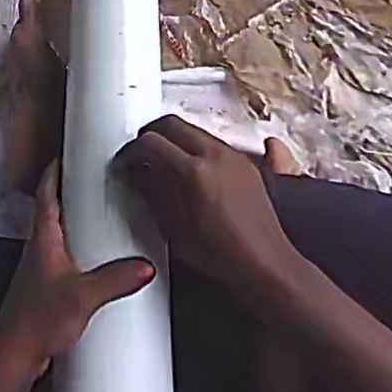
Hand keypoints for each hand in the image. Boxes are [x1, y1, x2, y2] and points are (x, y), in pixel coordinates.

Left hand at [0, 161, 155, 379]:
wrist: (16, 352)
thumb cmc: (37, 319)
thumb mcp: (83, 296)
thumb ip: (116, 280)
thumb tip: (144, 266)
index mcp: (43, 239)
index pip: (46, 194)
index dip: (54, 172)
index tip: (65, 155)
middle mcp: (38, 247)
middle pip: (51, 209)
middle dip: (68, 192)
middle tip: (89, 180)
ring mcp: (40, 265)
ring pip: (57, 231)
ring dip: (73, 219)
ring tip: (96, 214)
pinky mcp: (46, 283)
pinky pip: (63, 253)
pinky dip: (77, 245)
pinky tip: (93, 258)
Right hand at [115, 115, 311, 310]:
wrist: (266, 267)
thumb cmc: (221, 255)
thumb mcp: (171, 226)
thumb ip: (150, 191)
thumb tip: (135, 173)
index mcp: (192, 172)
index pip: (150, 142)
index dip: (131, 151)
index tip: (126, 163)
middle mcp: (215, 156)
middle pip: (171, 124)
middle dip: (150, 135)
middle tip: (139, 153)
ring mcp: (233, 157)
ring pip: (192, 129)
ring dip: (172, 139)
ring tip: (163, 163)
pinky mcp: (246, 164)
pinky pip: (211, 142)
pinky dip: (193, 147)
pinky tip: (188, 170)